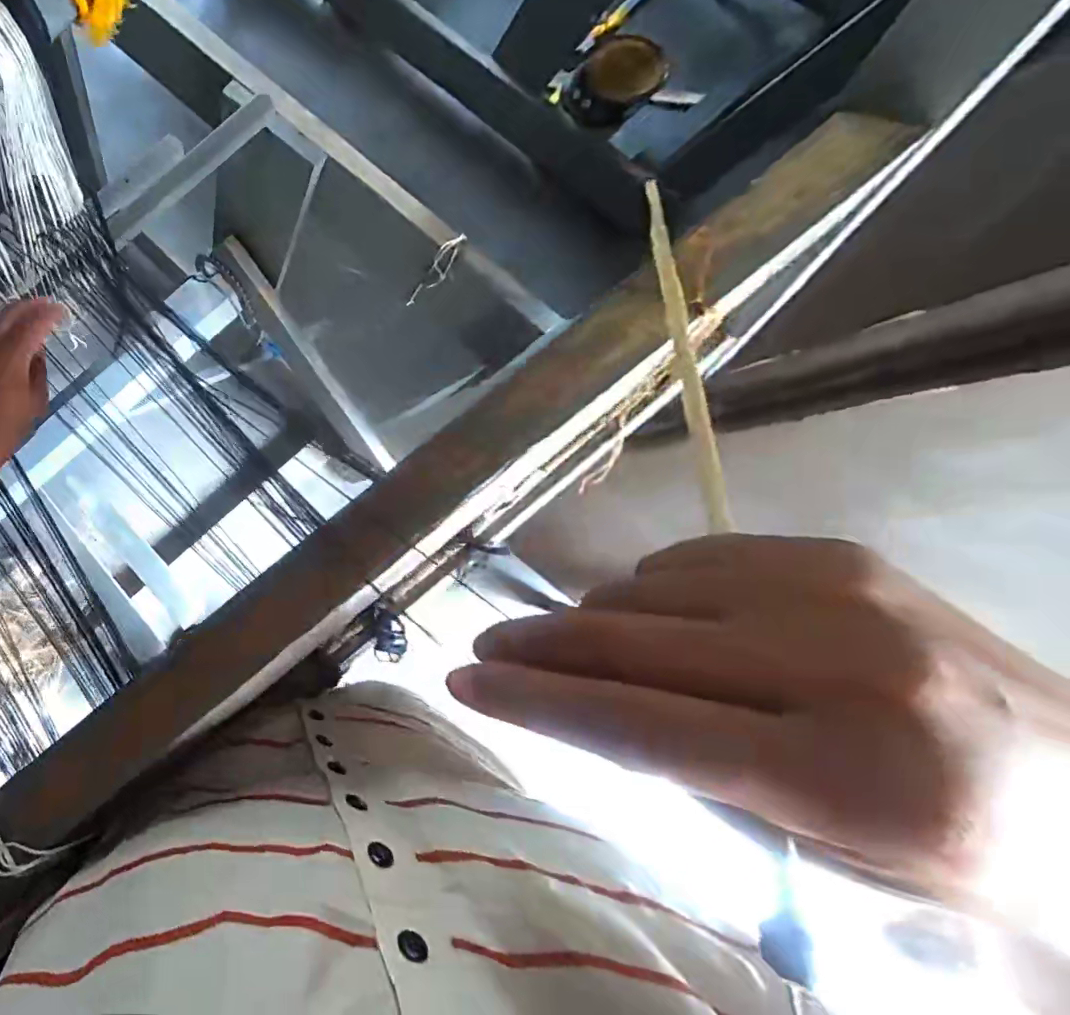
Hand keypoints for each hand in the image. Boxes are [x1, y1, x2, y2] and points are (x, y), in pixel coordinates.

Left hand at [0, 299, 64, 472]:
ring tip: (29, 334)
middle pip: (9, 315)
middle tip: (45, 304)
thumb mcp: (35, 401)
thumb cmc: (8, 427)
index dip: (49, 314)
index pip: (34, 323)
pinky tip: (7, 362)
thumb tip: (36, 354)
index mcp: (10, 353)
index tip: (61, 310)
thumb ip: (38, 370)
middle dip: (29, 307)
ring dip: (12, 327)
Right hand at [448, 535, 1033, 904]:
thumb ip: (683, 774)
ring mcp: (841, 593)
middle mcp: (848, 667)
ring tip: (591, 652)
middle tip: (485, 652)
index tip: (459, 683)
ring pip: (638, 593)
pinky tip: (667, 623)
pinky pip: (679, 561)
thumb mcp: (815, 853)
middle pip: (625, 643)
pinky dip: (646, 594)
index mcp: (858, 776)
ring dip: (592, 623)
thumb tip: (564, 701)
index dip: (533, 703)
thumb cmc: (948, 850)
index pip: (640, 726)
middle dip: (533, 647)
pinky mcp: (835, 554)